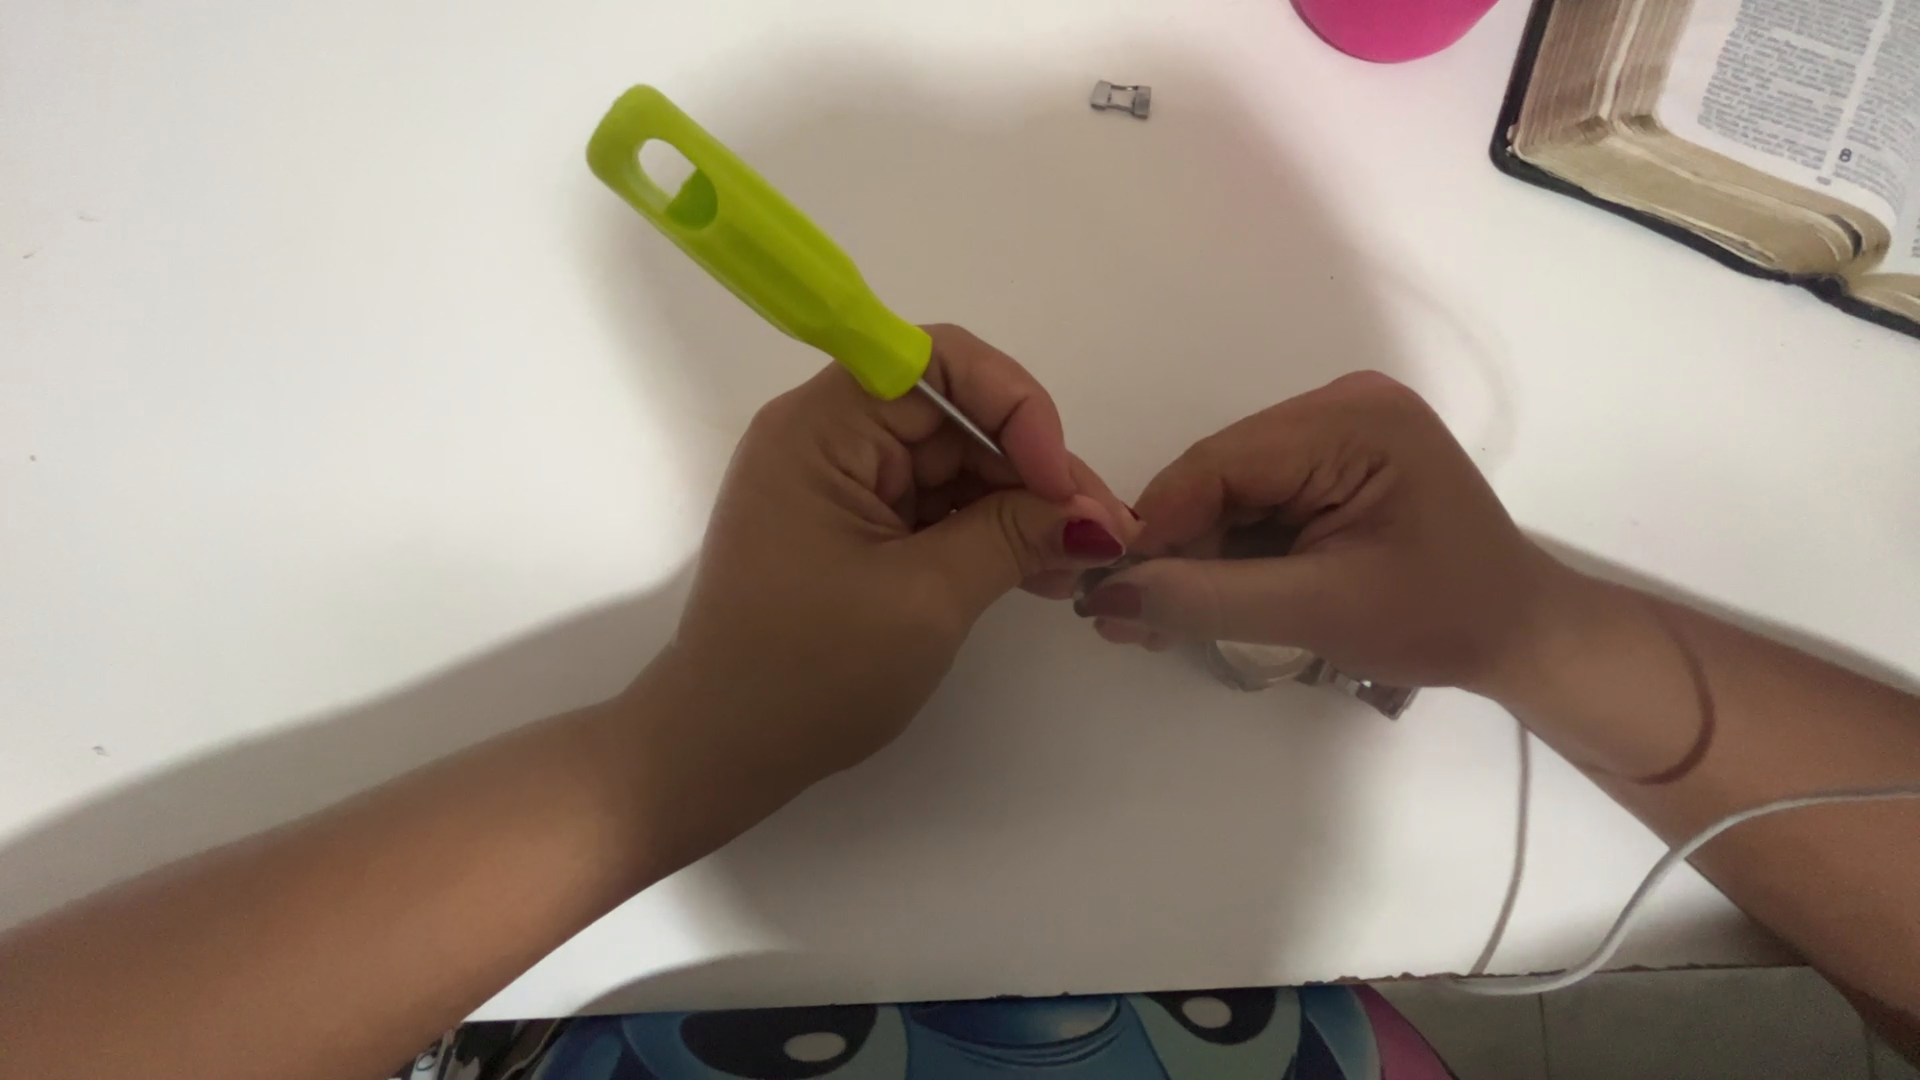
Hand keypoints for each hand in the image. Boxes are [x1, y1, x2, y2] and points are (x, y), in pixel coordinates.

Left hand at [631, 325, 1135, 833]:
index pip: (934, 362)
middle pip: (955, 419)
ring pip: (955, 469)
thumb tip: (1096, 517)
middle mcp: (829, 440)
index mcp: (821, 428)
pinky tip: (1040, 574)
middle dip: (1033, 471)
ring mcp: (844, 486)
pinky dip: (989, 537)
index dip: (1012, 403)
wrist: (726, 752)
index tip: (1058, 480)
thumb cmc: (810, 673)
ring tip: (1080, 565)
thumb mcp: (925, 599)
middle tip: (1102, 533)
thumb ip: (1012, 538)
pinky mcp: (859, 530)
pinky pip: (938, 511)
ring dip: (1020, 510)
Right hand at [1076, 372, 1565, 692]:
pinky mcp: (1321, 468)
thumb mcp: (1317, 612)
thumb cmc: (1440, 620)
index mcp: (1351, 421)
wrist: (1519, 636)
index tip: (1110, 590)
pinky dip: (1218, 556)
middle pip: (1214, 478)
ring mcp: (1327, 437)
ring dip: (1188, 559)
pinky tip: (1197, 598)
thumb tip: (1101, 599)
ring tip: (1156, 621)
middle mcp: (1334, 410)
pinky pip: (1244, 507)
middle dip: (1172, 550)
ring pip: (1220, 496)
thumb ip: (1205, 601)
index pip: (1219, 463)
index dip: (1156, 525)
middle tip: (1128, 618)